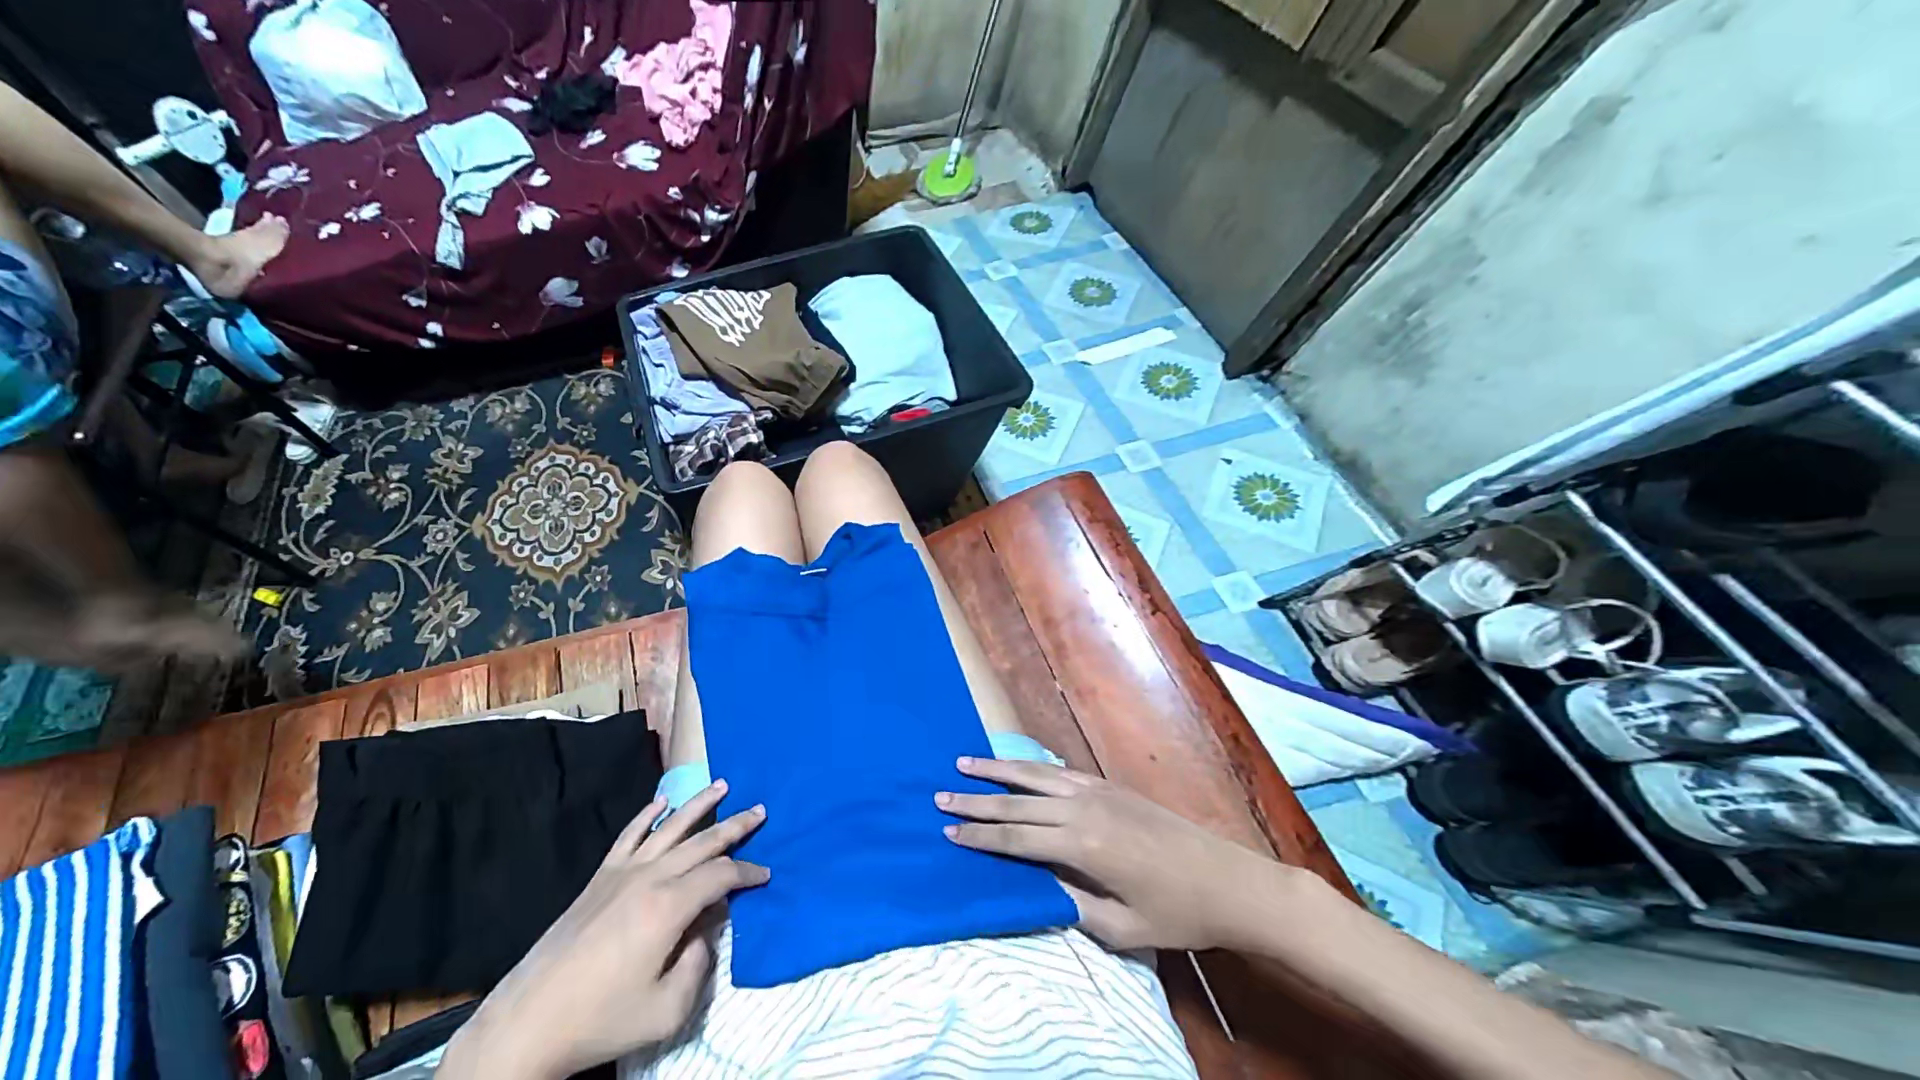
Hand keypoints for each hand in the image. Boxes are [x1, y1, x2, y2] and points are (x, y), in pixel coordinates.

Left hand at [439, 781, 767, 1079]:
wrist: (526, 1025)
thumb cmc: (600, 1020)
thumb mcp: (667, 1010)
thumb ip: (699, 965)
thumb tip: (703, 932)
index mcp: (669, 907)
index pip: (722, 875)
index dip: (749, 872)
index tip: (767, 875)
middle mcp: (649, 878)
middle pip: (702, 841)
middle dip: (735, 825)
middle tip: (761, 810)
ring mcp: (621, 874)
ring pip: (670, 828)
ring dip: (699, 805)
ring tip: (722, 785)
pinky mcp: (598, 880)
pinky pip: (628, 836)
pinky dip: (647, 816)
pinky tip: (661, 802)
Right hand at [938, 757, 1298, 950]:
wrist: (1229, 879)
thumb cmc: (1177, 914)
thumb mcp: (1121, 927)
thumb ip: (1073, 906)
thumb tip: (1037, 888)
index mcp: (1082, 848)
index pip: (1016, 839)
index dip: (980, 837)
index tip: (947, 832)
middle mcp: (1083, 810)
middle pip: (1017, 803)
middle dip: (976, 801)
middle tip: (938, 796)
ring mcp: (1098, 792)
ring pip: (1035, 777)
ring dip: (997, 771)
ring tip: (964, 763)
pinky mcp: (1111, 786)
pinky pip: (1060, 772)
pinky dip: (1032, 767)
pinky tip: (1018, 767)